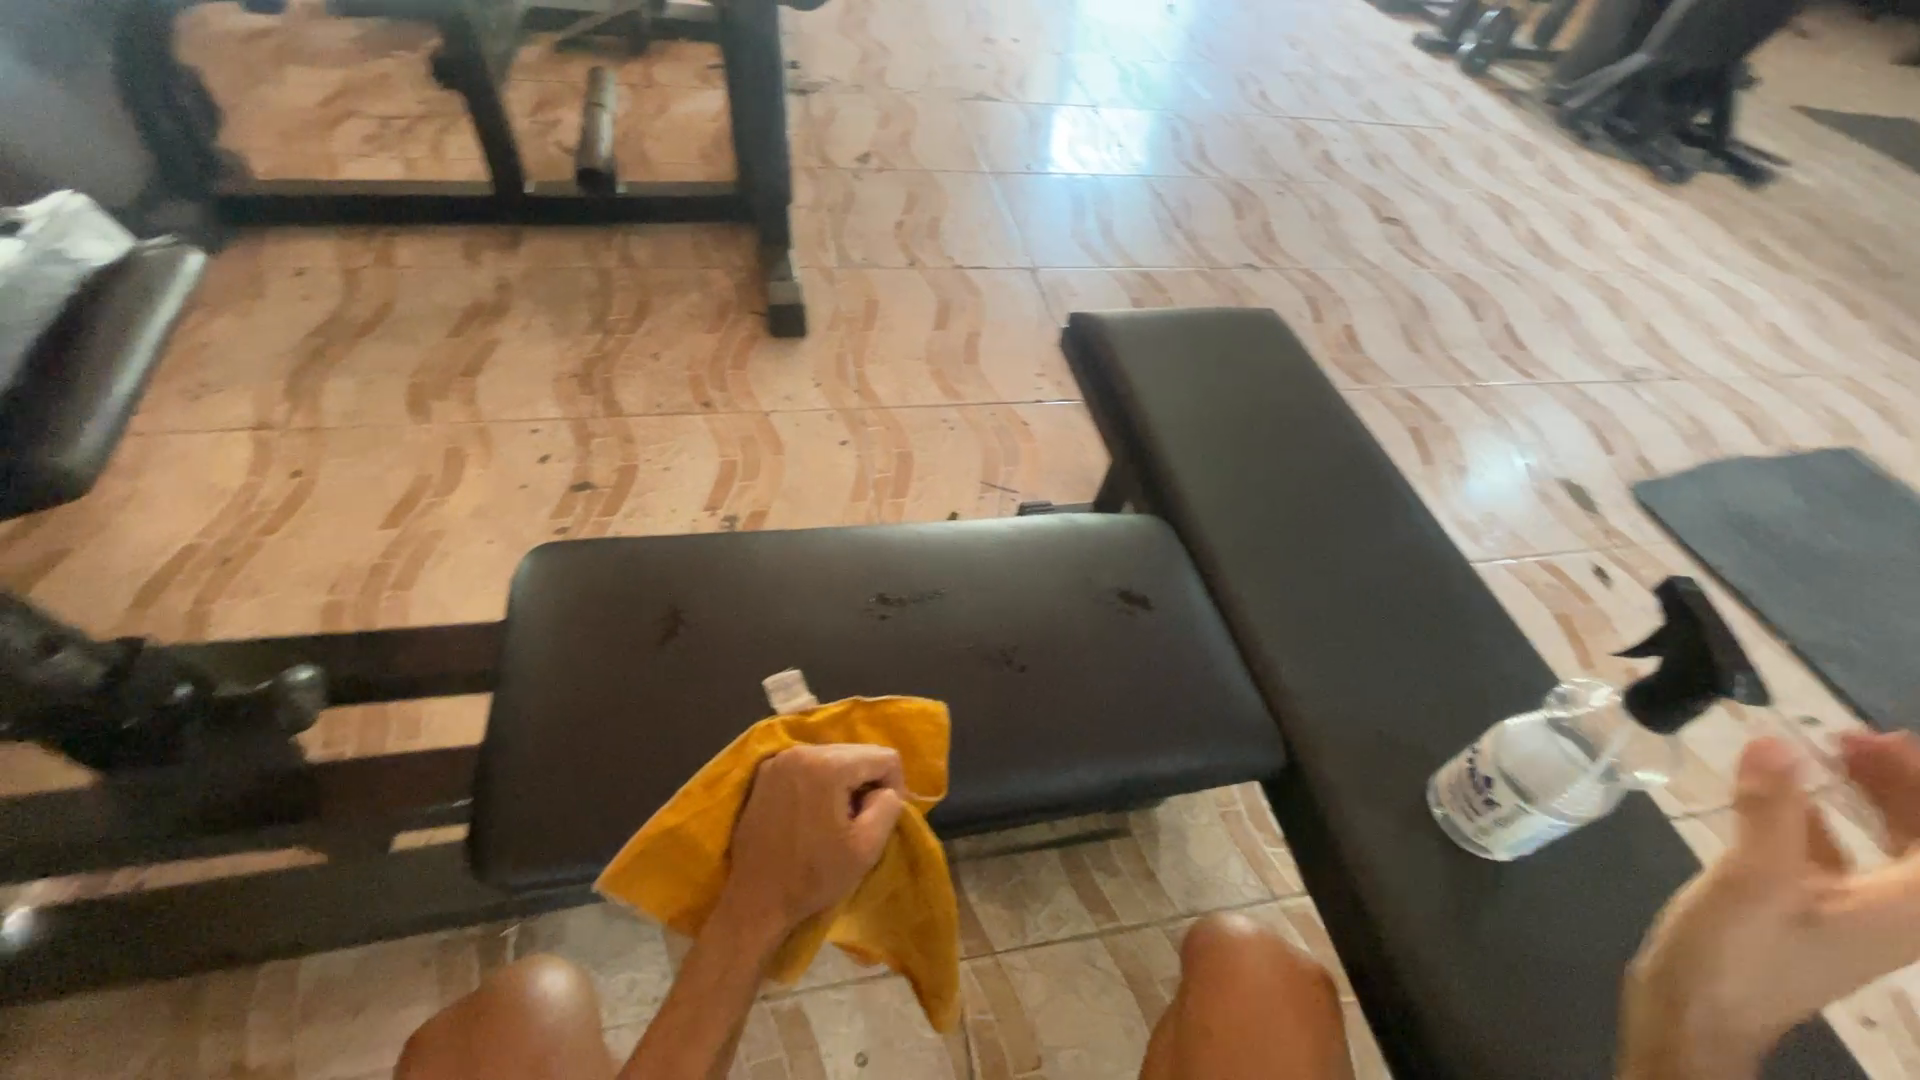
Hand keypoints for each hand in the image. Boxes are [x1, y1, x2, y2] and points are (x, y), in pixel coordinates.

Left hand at [717, 744, 906, 936]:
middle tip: (861, 817)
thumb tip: (884, 790)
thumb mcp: (867, 847)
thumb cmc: (814, 876)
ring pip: (834, 756)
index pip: (884, 756)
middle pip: (857, 751)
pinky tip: (814, 812)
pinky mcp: (765, 773)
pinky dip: (820, 781)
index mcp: (828, 766)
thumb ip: (889, 806)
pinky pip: (809, 765)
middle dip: (868, 780)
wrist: (755, 899)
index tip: (883, 815)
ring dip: (844, 781)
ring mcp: (780, 760)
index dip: (894, 785)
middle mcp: (802, 751)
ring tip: (837, 816)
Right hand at [1619, 733, 1919, 1079]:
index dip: (1919, 784)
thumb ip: (1769, 810)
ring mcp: (1856, 916)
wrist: (1699, 1013)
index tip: (1881, 736)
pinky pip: (1840, 859)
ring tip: (1822, 756)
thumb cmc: (1738, 952)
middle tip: (1850, 736)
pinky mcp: (1813, 915)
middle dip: (1899, 787)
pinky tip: (1784, 802)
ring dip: (1864, 800)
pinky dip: (1823, 823)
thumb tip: (1775, 741)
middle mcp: (1898, 913)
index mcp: (1906, 908)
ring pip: (1884, 847)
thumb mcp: (1752, 878)